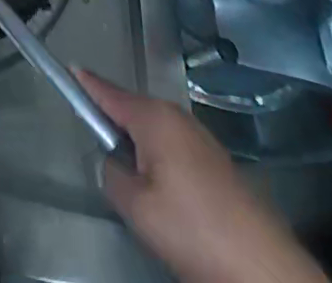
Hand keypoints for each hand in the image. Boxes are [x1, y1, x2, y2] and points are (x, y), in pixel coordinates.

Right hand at [76, 70, 327, 282]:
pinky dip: (157, 157)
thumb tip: (113, 161)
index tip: (70, 68)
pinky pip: (172, 146)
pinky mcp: (215, 159)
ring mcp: (200, 137)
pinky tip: (159, 188)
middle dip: (113, 122)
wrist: (260, 264)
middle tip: (96, 145)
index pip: (110, 93)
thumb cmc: (191, 227)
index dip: (87, 83)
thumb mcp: (135, 205)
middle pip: (133, 110)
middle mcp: (177, 117)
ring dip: (137, 143)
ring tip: (128, 176)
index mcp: (154, 118)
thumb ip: (111, 173)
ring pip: (154, 130)